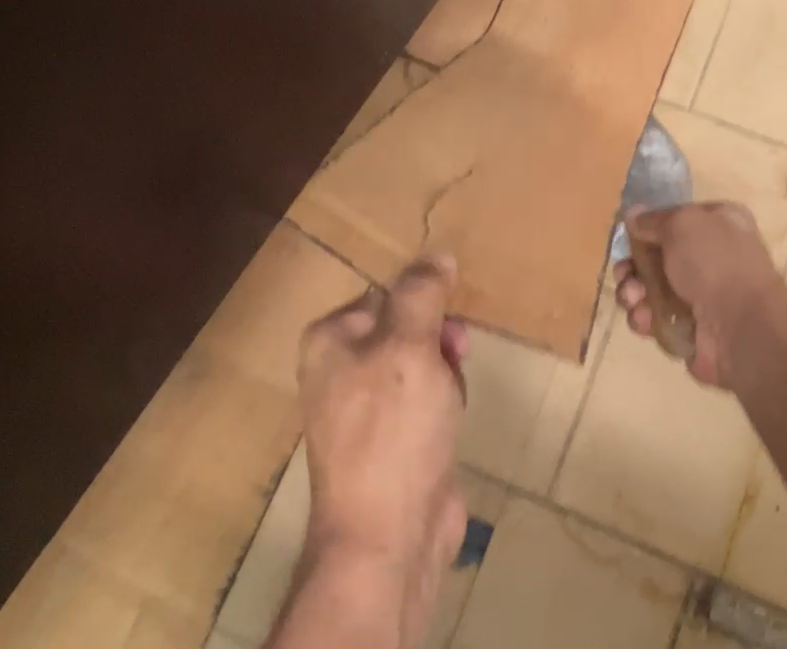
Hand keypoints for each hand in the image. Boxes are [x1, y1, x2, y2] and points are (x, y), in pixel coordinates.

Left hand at [296, 255, 470, 644]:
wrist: (389, 533)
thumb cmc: (393, 428)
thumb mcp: (409, 346)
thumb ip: (422, 293)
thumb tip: (438, 253)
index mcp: (330, 339)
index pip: (386, 292)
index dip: (424, 300)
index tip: (451, 314)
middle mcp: (340, 369)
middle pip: (406, 326)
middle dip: (439, 340)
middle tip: (456, 355)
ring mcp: (365, 408)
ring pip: (422, 363)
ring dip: (446, 372)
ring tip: (451, 399)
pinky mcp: (391, 440)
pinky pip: (426, 399)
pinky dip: (445, 402)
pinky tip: (451, 422)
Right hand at [613, 202, 786, 388]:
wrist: (742, 327)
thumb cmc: (714, 263)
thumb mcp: (682, 224)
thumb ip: (654, 219)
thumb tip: (633, 215)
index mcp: (720, 223)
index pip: (677, 219)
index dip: (649, 226)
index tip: (629, 235)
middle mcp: (713, 257)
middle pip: (658, 256)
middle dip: (633, 266)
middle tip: (624, 274)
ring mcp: (703, 296)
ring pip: (652, 289)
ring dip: (633, 293)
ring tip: (632, 299)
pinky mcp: (692, 329)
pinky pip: (657, 319)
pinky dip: (645, 318)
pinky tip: (644, 320)